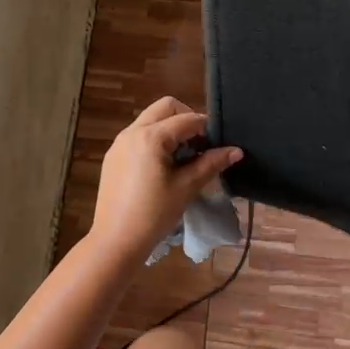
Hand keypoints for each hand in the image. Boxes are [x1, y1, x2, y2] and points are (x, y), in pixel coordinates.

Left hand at [89, 98, 242, 257]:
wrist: (115, 240)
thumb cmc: (154, 214)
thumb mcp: (186, 187)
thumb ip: (211, 164)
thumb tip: (236, 150)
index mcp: (151, 136)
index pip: (187, 119)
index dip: (207, 129)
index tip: (217, 146)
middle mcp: (132, 132)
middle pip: (165, 107)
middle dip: (186, 119)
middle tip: (199, 145)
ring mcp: (119, 143)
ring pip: (150, 120)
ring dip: (169, 129)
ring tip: (182, 158)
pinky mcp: (113, 156)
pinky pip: (137, 136)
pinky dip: (154, 140)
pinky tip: (162, 167)